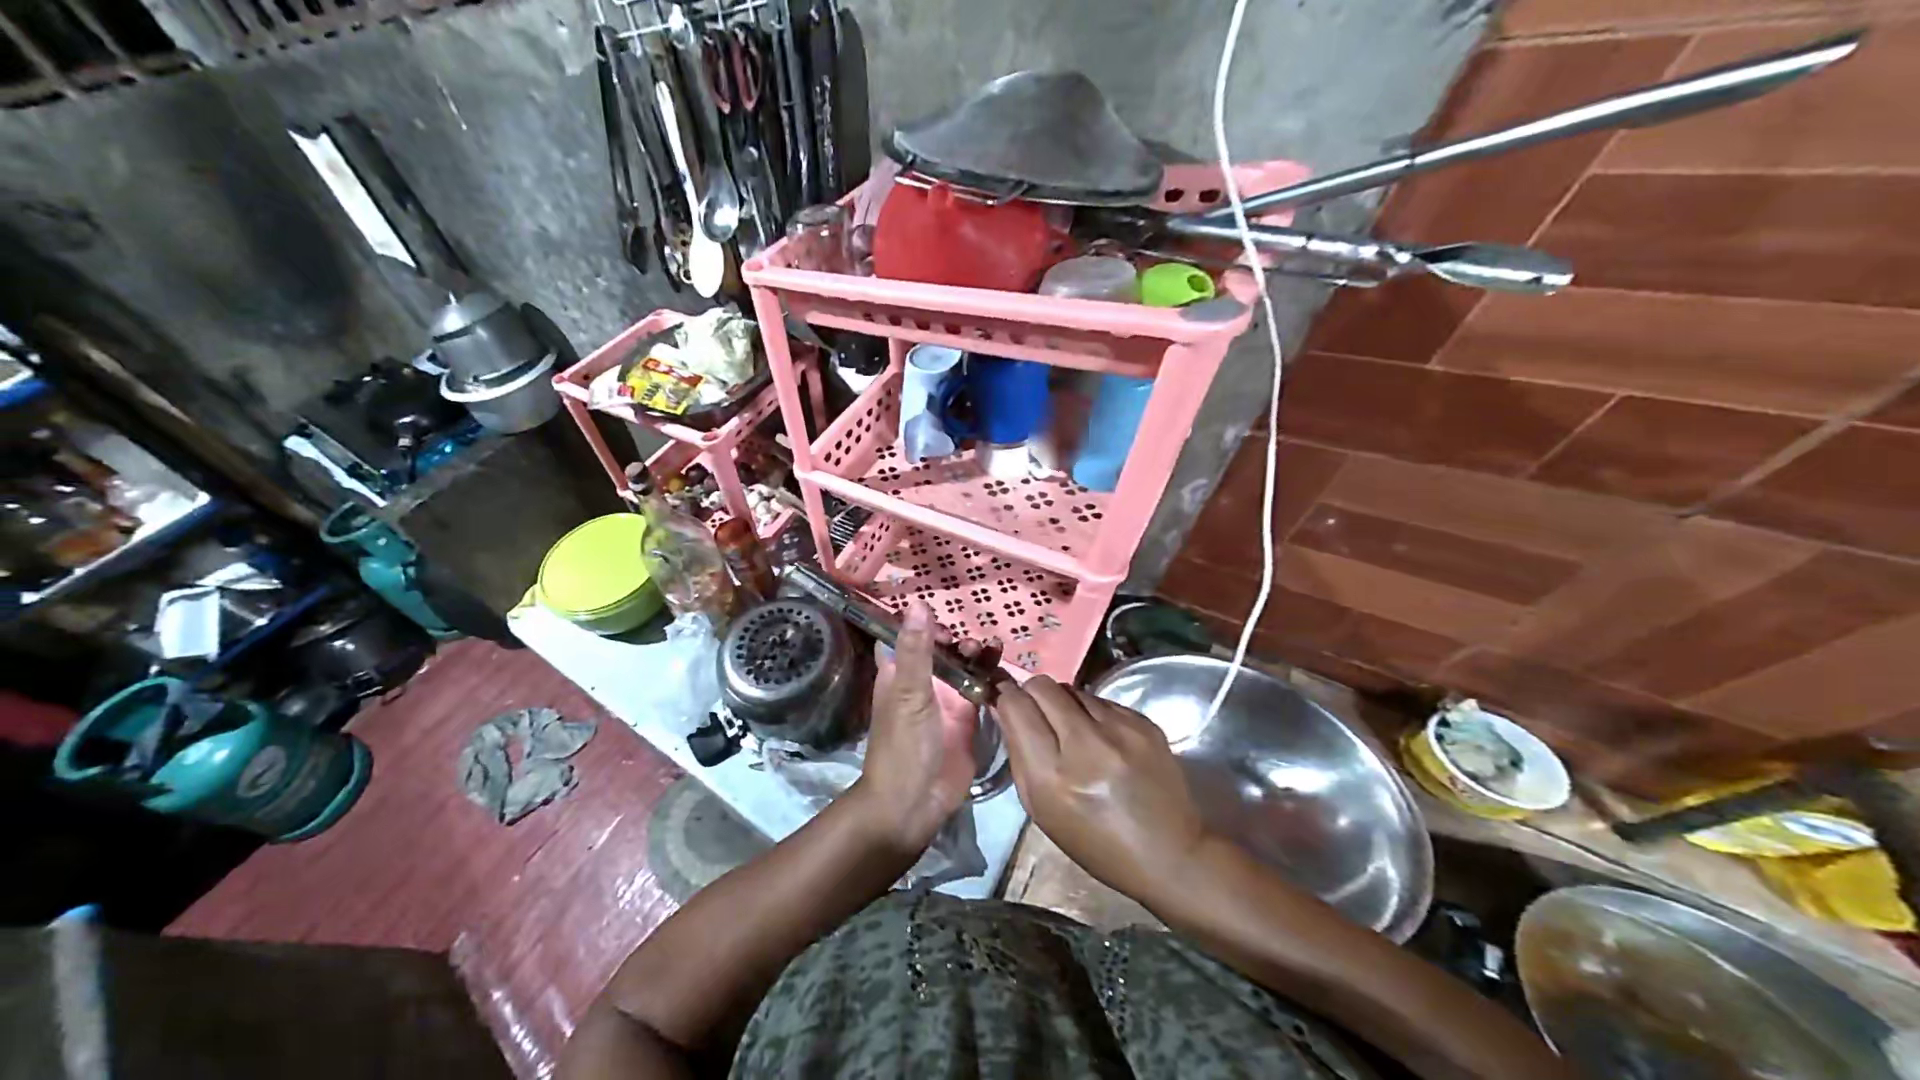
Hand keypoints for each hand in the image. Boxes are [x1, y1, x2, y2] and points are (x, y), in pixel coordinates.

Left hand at [850, 602, 977, 851]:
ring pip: (965, 667)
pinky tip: (1005, 667)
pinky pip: (982, 689)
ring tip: (992, 648)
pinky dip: (993, 677)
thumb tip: (919, 604)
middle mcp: (923, 683)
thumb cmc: (903, 745)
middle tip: (971, 643)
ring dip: (977, 655)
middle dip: (957, 639)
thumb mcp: (909, 693)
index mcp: (899, 673)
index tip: (944, 615)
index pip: (909, 637)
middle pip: (942, 650)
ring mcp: (947, 700)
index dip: (925, 624)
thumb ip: (916, 650)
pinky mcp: (968, 718)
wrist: (914, 803)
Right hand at [994, 676, 1208, 908]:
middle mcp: (1086, 744)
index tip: (1005, 700)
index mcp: (1052, 775)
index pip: (1017, 706)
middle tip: (1036, 711)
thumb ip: (1020, 756)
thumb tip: (1007, 710)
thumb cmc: (1096, 843)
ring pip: (1074, 689)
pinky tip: (1102, 739)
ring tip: (1073, 731)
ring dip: (1065, 704)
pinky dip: (1093, 713)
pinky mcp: (1145, 723)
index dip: (1006, 698)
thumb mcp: (1042, 811)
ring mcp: (1120, 730)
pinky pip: (1103, 700)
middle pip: (1043, 686)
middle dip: (1032, 693)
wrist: (1170, 854)